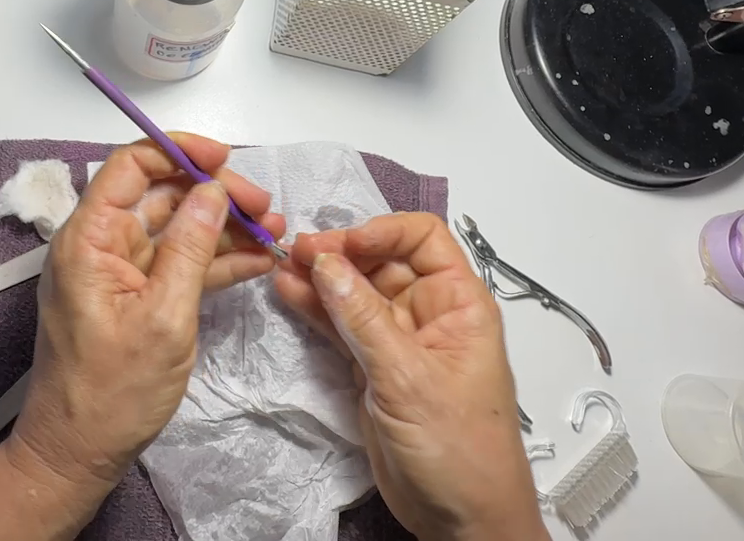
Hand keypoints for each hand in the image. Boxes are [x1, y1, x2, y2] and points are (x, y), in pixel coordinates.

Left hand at [7, 134, 285, 503]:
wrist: (79, 457)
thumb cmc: (111, 392)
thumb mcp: (163, 317)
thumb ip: (191, 246)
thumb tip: (215, 190)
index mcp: (90, 237)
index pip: (131, 166)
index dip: (178, 151)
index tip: (225, 158)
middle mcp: (103, 243)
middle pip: (163, 194)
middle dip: (215, 194)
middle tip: (264, 207)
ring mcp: (123, 269)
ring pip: (179, 228)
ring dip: (225, 227)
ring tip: (274, 230)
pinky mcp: (140, 295)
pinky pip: (181, 262)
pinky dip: (217, 259)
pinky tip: (258, 258)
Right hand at [273, 213, 547, 540]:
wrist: (461, 523)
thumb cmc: (458, 448)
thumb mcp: (409, 378)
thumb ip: (363, 319)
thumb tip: (325, 263)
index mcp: (457, 302)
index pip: (423, 239)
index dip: (384, 232)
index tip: (345, 246)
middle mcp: (427, 310)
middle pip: (380, 260)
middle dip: (340, 252)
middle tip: (298, 251)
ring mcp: (396, 336)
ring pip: (354, 290)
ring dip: (320, 276)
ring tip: (283, 264)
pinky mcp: (371, 362)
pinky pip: (340, 323)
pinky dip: (315, 307)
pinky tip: (288, 290)